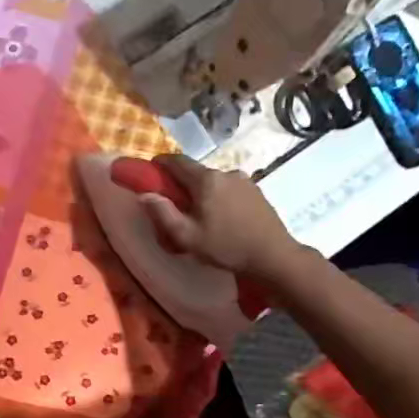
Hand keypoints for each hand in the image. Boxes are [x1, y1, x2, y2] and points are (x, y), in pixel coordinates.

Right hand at [136, 153, 303, 281]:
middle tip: (174, 203)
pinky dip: (220, 198)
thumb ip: (164, 214)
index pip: (177, 161)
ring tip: (201, 215)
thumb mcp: (187, 237)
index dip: (161, 164)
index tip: (151, 172)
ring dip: (203, 192)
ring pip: (214, 182)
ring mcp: (244, 181)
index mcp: (206, 179)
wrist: (273, 256)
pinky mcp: (257, 192)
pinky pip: (230, 190)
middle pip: (196, 172)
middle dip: (182, 183)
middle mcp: (226, 172)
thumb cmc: (227, 247)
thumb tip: (145, 195)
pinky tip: (222, 218)